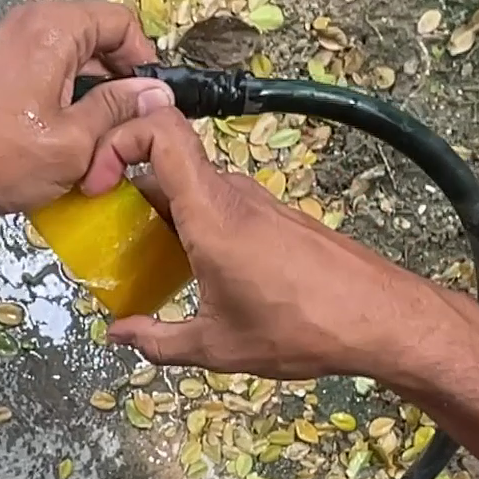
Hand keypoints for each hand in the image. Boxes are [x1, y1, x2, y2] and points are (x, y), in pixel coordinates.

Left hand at [0, 0, 175, 220]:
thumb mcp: (74, 144)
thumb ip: (118, 111)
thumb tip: (154, 93)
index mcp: (52, 29)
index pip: (120, 22)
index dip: (142, 61)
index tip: (146, 99)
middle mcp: (19, 23)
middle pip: (86, 40)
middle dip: (108, 83)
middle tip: (114, 131)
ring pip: (52, 58)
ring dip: (74, 94)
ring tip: (74, 142)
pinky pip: (21, 72)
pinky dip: (39, 95)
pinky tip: (32, 136)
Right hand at [86, 111, 471, 384]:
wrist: (383, 319)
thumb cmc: (300, 329)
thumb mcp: (216, 346)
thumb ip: (157, 341)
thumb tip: (118, 336)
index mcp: (210, 214)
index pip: (160, 131)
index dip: (117, 140)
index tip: (95, 185)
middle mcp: (232, 194)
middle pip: (166, 160)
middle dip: (125, 188)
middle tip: (104, 232)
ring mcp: (256, 201)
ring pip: (191, 184)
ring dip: (158, 210)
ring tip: (142, 258)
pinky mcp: (273, 215)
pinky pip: (216, 202)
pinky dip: (189, 222)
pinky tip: (190, 268)